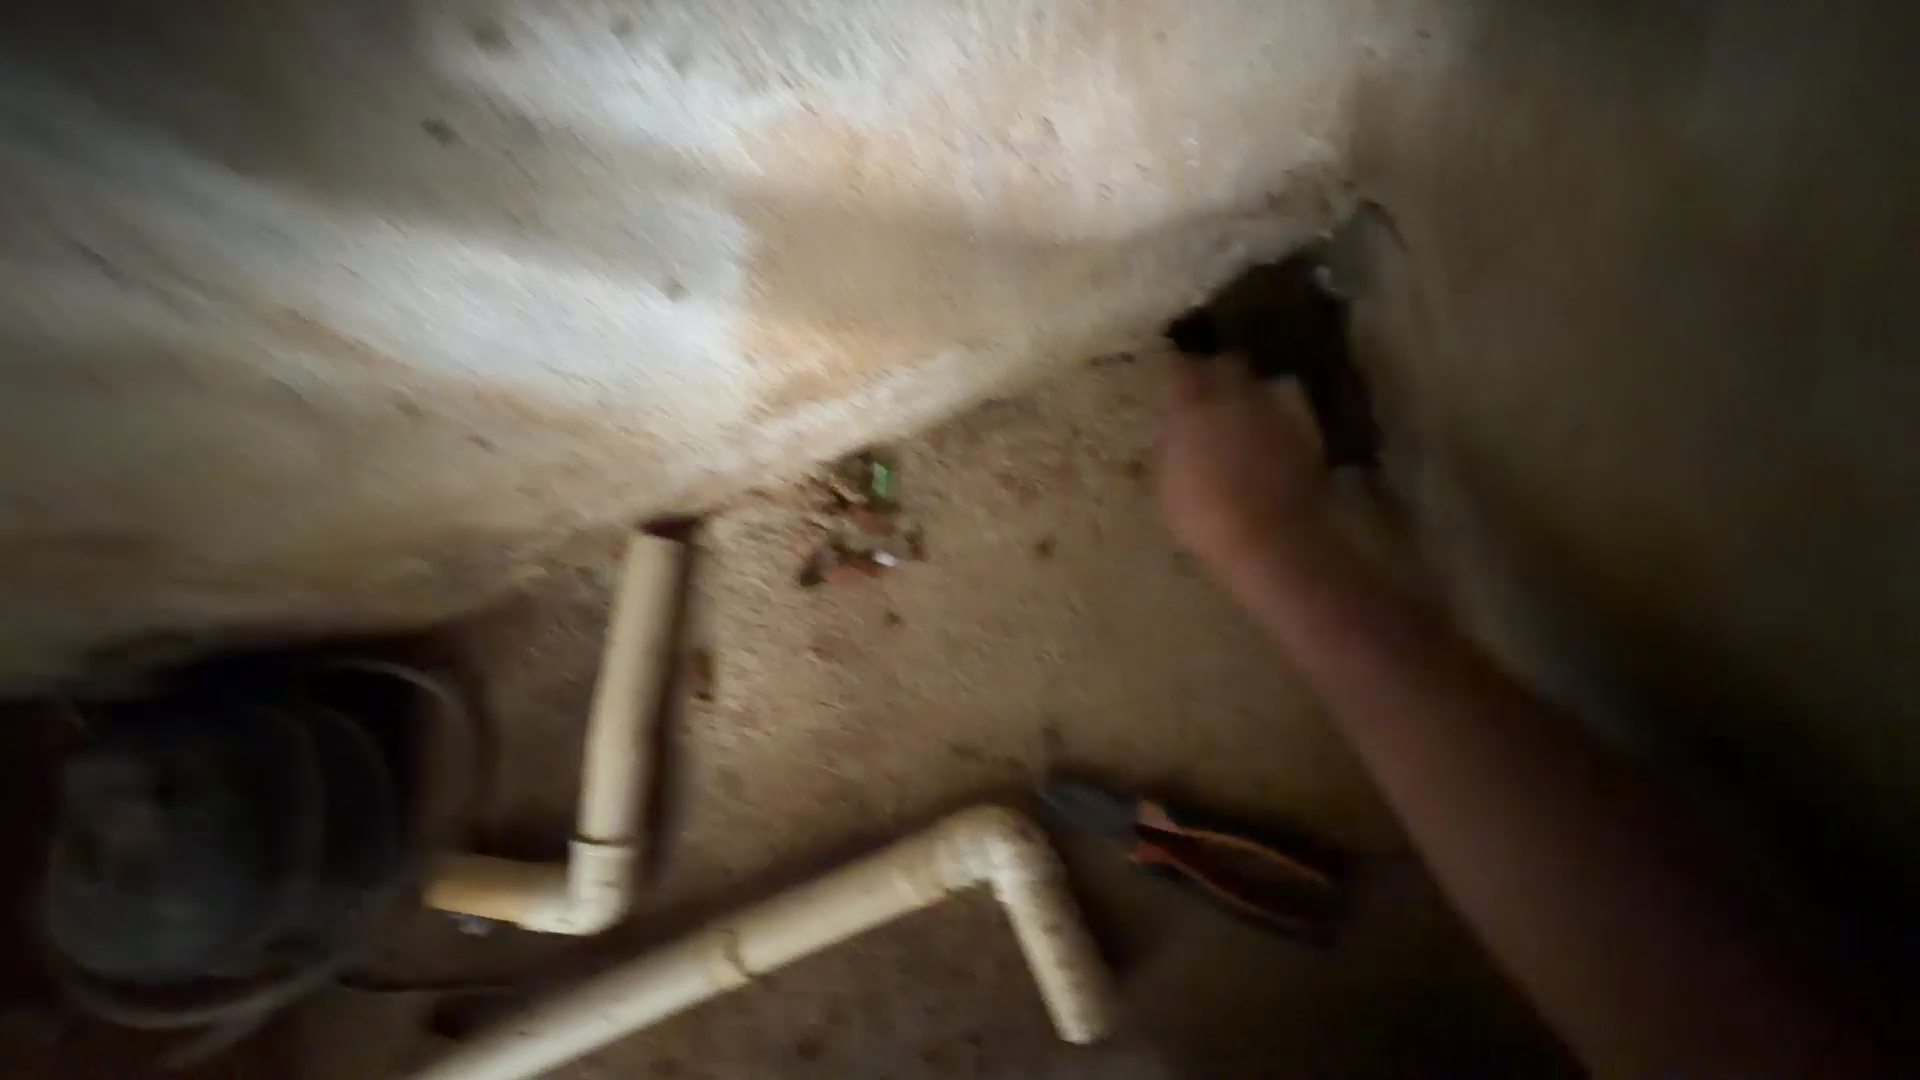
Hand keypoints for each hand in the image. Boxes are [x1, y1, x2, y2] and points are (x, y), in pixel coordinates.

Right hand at [1157, 357, 1328, 571]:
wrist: (1271, 537)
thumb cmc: (1204, 516)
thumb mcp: (1167, 486)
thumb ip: (1170, 448)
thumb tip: (1173, 432)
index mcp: (1194, 408)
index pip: (1184, 369)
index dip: (1179, 370)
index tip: (1174, 374)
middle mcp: (1237, 399)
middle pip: (1228, 364)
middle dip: (1217, 371)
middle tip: (1208, 388)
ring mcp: (1274, 415)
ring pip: (1259, 388)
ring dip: (1247, 397)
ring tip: (1238, 418)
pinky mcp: (1303, 436)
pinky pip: (1280, 417)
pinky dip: (1269, 425)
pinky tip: (1263, 446)